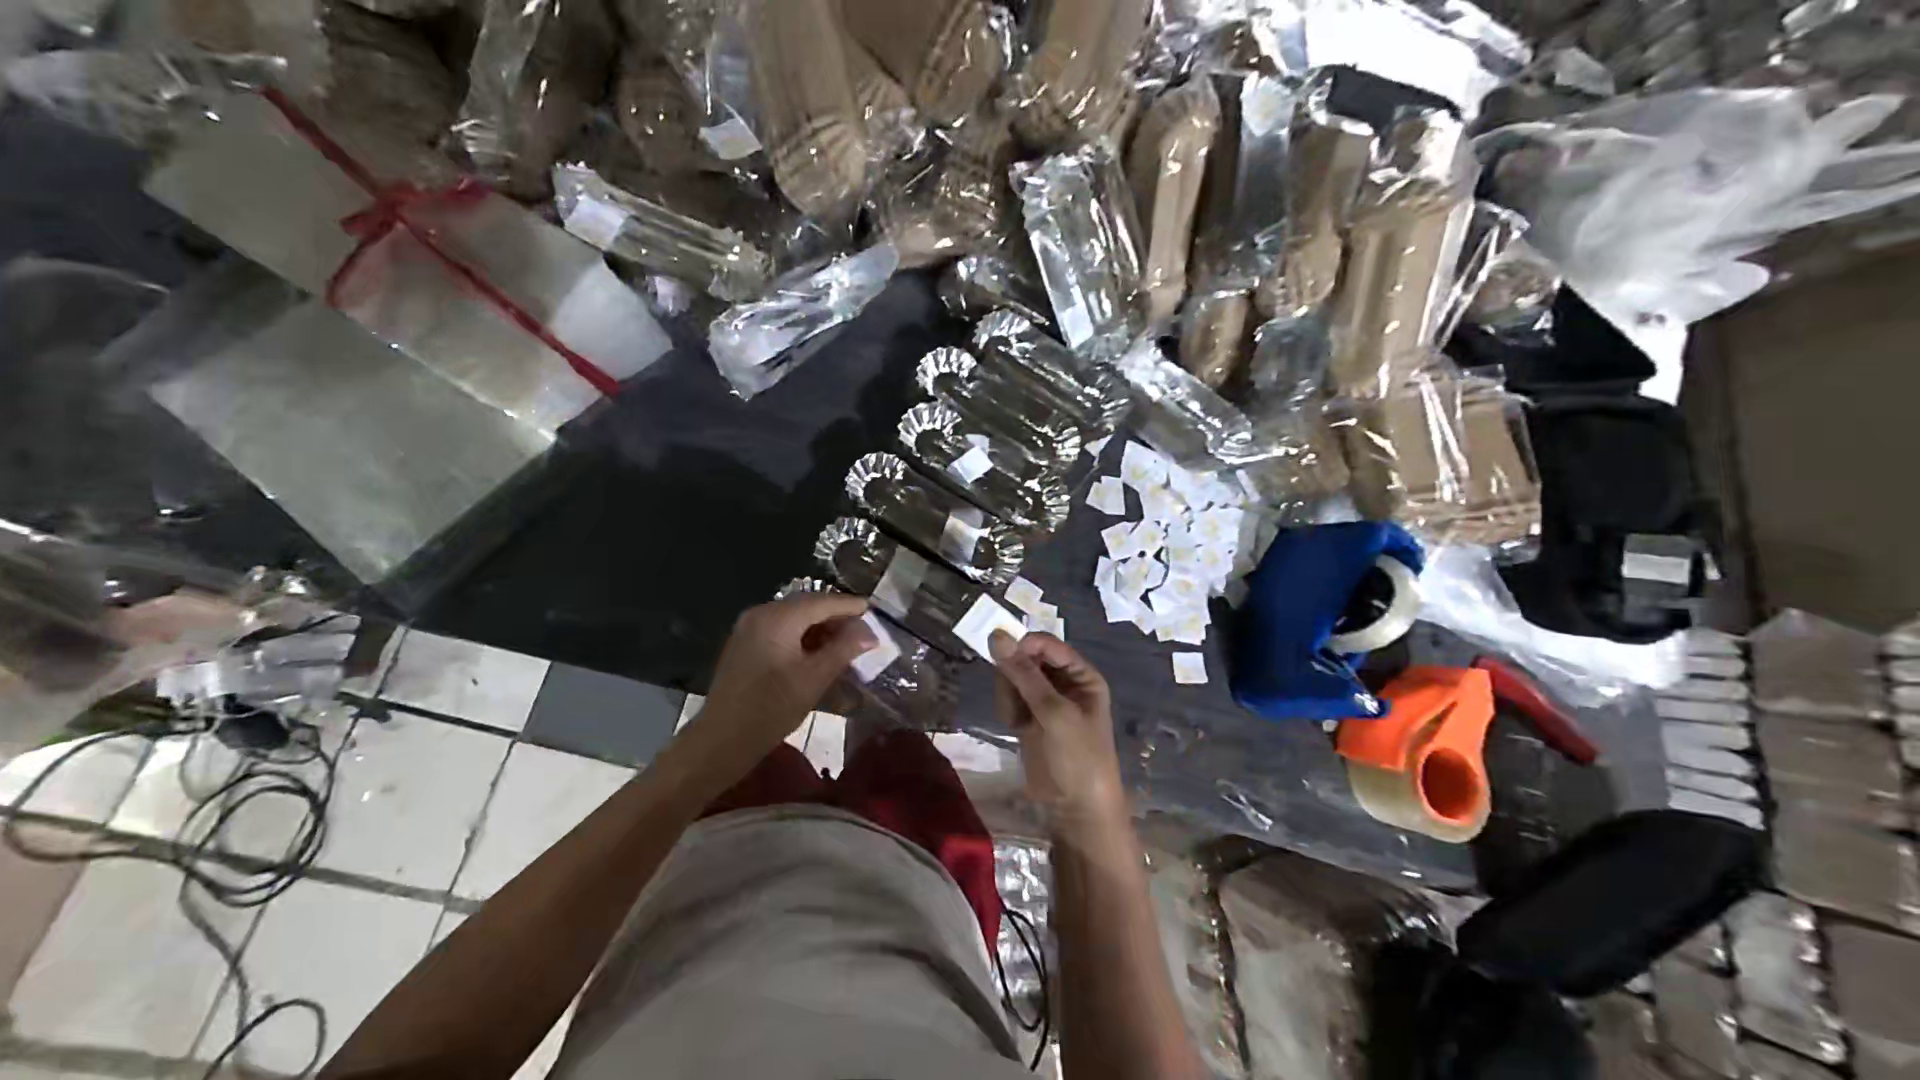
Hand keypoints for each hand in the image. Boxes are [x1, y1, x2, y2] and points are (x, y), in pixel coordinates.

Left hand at [691, 594, 877, 764]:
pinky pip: (781, 630)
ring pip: (795, 619)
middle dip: (837, 618)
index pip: (823, 601)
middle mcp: (761, 613)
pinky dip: (803, 637)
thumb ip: (844, 649)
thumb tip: (870, 633)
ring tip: (846, 647)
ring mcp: (749, 628)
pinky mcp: (745, 644)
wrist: (721, 740)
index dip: (851, 607)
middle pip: (808, 606)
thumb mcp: (814, 679)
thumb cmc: (771, 709)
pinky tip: (819, 654)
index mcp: (778, 618)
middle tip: (864, 633)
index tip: (875, 613)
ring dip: (821, 629)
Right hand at [991, 631, 1129, 840]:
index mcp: (1082, 676)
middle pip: (1027, 658)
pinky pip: (1010, 698)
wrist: (1076, 807)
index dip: (1024, 645)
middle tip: (1012, 695)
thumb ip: (1025, 675)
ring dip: (1009, 693)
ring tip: (1016, 717)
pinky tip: (1015, 726)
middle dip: (1014, 673)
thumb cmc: (1078, 755)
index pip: (1048, 645)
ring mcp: (1045, 701)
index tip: (1001, 653)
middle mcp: (1064, 683)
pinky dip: (1007, 708)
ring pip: (1014, 677)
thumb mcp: (1054, 713)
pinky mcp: (1029, 718)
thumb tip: (997, 636)